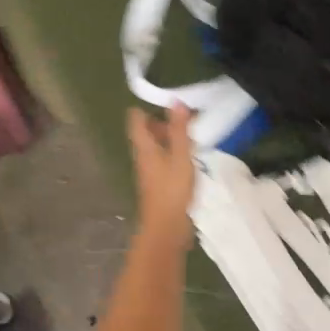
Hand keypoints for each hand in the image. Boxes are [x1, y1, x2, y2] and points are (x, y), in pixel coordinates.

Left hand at [127, 104, 195, 248]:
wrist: (167, 227)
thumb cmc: (172, 190)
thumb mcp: (180, 156)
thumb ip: (179, 130)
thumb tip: (175, 102)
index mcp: (144, 147)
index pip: (137, 119)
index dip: (149, 107)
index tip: (169, 103)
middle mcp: (143, 156)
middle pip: (147, 132)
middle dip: (164, 123)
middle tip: (187, 120)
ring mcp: (150, 171)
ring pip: (156, 147)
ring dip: (171, 140)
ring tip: (193, 138)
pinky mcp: (158, 183)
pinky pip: (164, 160)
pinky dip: (174, 154)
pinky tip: (190, 159)